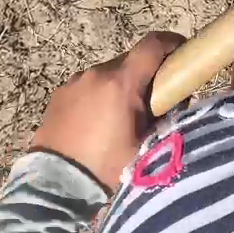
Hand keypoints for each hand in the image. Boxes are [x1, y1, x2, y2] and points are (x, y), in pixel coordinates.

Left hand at [30, 31, 184, 191]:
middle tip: (151, 99)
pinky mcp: (59, 94)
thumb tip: (178, 100)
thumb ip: (164, 118)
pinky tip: (94, 121)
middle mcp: (98, 73)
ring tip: (118, 116)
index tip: (182, 52)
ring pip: (108, 73)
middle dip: (145, 73)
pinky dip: (98, 95)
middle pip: (131, 60)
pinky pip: (87, 85)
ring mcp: (75, 82)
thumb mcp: (144, 145)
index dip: (171, 42)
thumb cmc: (103, 168)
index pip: (153, 44)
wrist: (52, 189)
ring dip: (119, 85)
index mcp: (122, 83)